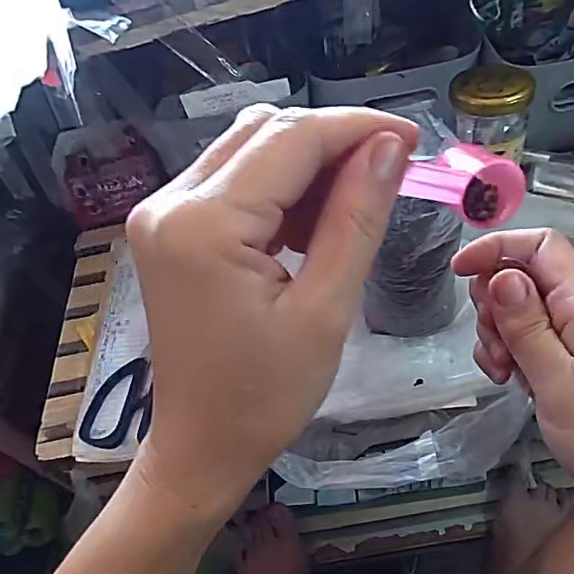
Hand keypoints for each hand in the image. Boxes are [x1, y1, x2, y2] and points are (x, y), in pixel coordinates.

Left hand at [127, 106, 417, 510]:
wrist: (202, 445)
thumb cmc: (265, 396)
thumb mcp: (325, 310)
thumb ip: (357, 219)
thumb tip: (390, 147)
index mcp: (204, 225)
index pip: (291, 140)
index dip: (358, 128)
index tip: (412, 137)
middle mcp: (168, 203)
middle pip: (265, 133)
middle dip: (334, 142)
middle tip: (391, 170)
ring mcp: (160, 214)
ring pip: (248, 151)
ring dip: (307, 165)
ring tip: (353, 207)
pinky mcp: (167, 230)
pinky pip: (231, 183)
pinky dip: (278, 190)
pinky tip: (312, 223)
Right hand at [452, 229, 573, 517]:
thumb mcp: (561, 388)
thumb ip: (528, 329)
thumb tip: (500, 275)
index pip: (540, 246)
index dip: (496, 248)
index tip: (458, 273)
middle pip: (523, 275)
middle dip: (493, 304)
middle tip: (497, 352)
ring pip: (519, 309)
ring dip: (498, 335)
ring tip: (507, 376)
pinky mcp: (570, 359)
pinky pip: (528, 339)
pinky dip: (510, 354)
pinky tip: (512, 383)